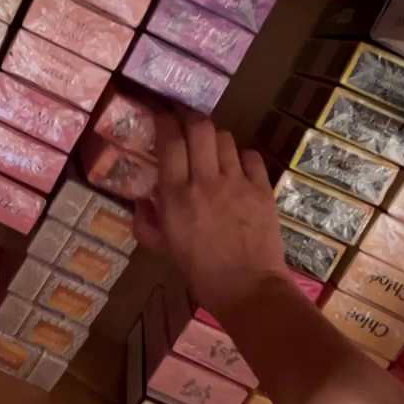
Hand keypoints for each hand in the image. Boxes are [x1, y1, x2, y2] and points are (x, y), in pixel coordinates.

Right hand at [136, 110, 290, 315]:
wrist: (248, 288)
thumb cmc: (200, 272)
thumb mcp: (163, 249)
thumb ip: (146, 223)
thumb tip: (140, 202)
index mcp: (176, 195)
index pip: (169, 141)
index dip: (164, 120)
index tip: (160, 115)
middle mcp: (205, 181)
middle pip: (199, 127)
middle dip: (190, 117)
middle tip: (185, 121)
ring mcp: (237, 182)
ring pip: (225, 138)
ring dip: (215, 137)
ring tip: (211, 147)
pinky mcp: (262, 189)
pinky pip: (251, 156)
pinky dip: (241, 156)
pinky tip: (237, 167)